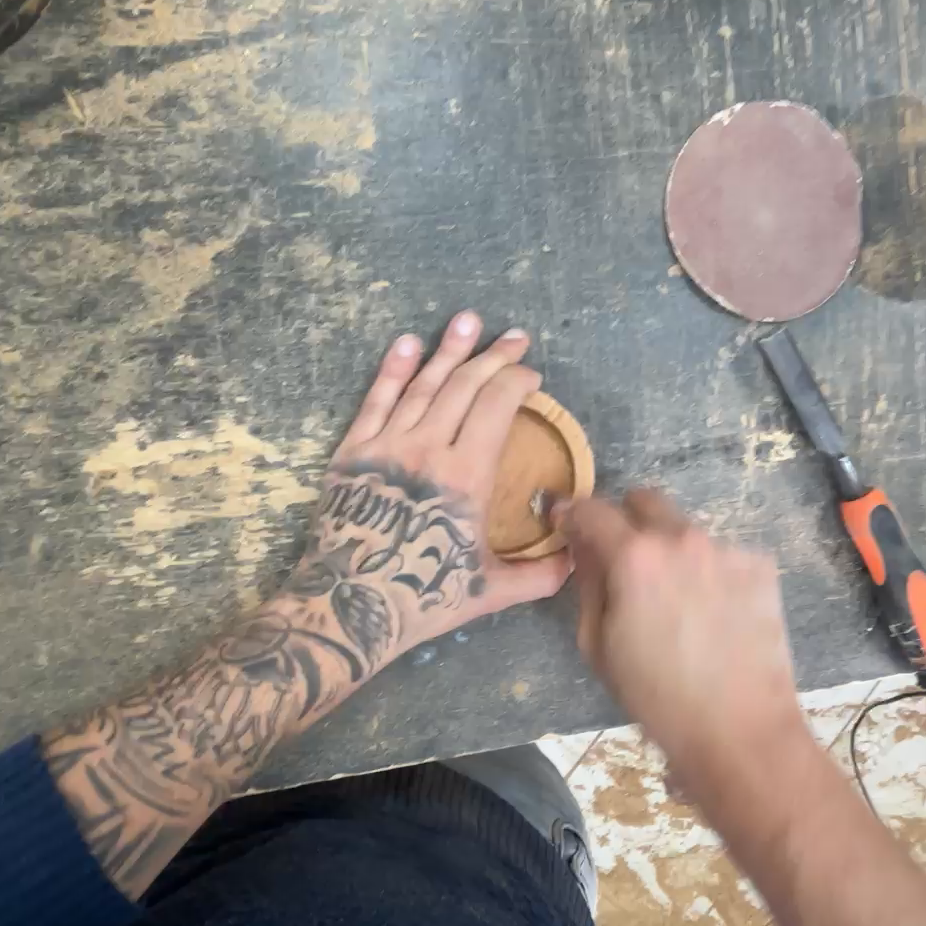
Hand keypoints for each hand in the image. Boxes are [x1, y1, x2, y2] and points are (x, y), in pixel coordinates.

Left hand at [285, 310, 573, 672]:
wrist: (347, 605)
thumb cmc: (424, 597)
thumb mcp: (493, 590)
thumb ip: (541, 573)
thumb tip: (578, 560)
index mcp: (468, 475)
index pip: (498, 406)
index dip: (518, 382)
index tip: (532, 377)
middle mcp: (429, 447)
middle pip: (464, 386)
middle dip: (493, 357)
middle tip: (514, 336)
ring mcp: (386, 445)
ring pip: (423, 385)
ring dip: (448, 351)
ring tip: (467, 320)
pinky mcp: (352, 452)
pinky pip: (376, 400)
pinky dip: (392, 370)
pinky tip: (406, 344)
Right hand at [557, 489, 804, 787]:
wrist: (739, 730)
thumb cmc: (655, 696)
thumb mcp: (597, 644)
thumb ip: (587, 582)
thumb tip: (584, 547)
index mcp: (634, 556)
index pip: (592, 510)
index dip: (571, 513)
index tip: (564, 521)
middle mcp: (683, 538)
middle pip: (644, 500)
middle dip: (625, 519)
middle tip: (622, 558)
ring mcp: (727, 548)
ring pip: (685, 528)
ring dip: (669, 548)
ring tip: (675, 598)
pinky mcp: (761, 566)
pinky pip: (720, 553)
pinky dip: (707, 570)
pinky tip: (712, 611)